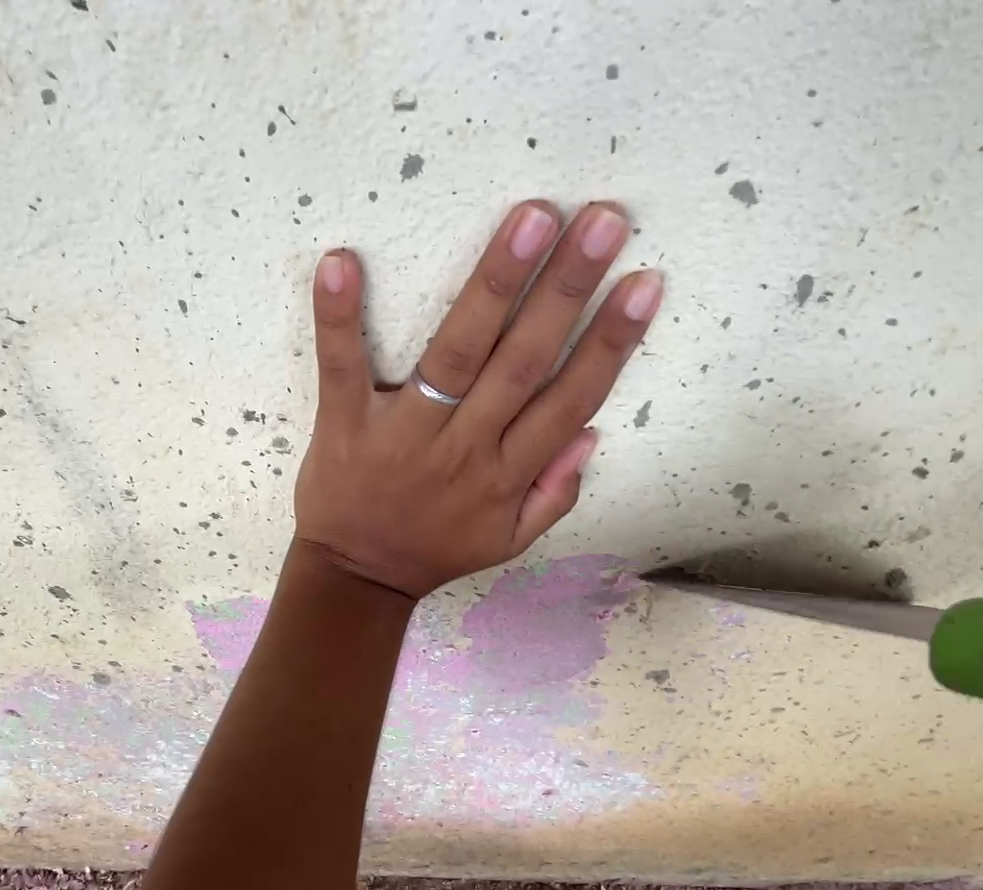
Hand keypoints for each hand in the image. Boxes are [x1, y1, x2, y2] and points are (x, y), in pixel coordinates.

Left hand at [294, 201, 662, 598]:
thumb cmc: (435, 550)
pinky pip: (341, 368)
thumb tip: (592, 433)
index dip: (611, 343)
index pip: (570, 400)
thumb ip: (556, 493)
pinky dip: (339, 318)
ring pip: (456, 356)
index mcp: (506, 475)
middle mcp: (463, 448)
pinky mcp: (344, 425)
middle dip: (566, 290)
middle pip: (523, 361)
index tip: (643, 285)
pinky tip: (341, 262)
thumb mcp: (509, 540)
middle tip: (603, 220)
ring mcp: (402, 434)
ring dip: (494, 285)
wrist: (355, 577)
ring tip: (531, 221)